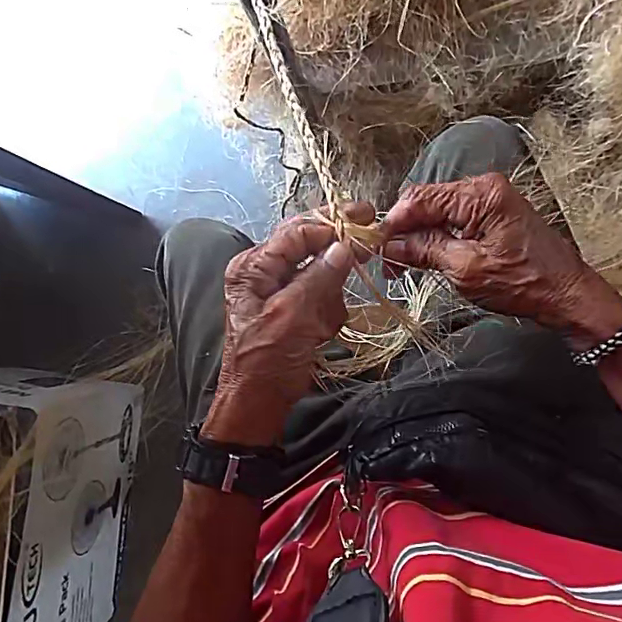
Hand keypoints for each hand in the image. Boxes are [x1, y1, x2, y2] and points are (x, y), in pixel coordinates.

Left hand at [205, 204, 369, 444]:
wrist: (258, 405)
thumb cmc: (265, 363)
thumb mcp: (292, 318)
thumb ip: (319, 278)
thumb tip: (345, 246)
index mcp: (252, 268)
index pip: (296, 232)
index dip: (332, 223)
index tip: (366, 216)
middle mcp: (263, 274)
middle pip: (310, 249)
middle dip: (335, 260)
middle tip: (368, 246)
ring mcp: (280, 293)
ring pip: (322, 276)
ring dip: (330, 298)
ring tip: (319, 328)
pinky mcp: (295, 311)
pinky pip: (323, 299)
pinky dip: (327, 315)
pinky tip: (319, 335)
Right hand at [381, 174, 621, 346]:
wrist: (567, 295)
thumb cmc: (523, 283)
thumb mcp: (465, 269)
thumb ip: (425, 250)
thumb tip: (389, 246)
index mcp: (480, 194)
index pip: (420, 199)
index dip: (393, 223)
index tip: (374, 248)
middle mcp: (483, 188)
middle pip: (426, 202)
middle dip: (402, 230)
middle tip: (386, 262)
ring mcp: (489, 201)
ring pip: (436, 213)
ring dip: (416, 237)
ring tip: (400, 266)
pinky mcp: (492, 216)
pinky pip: (451, 221)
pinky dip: (434, 238)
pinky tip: (423, 258)